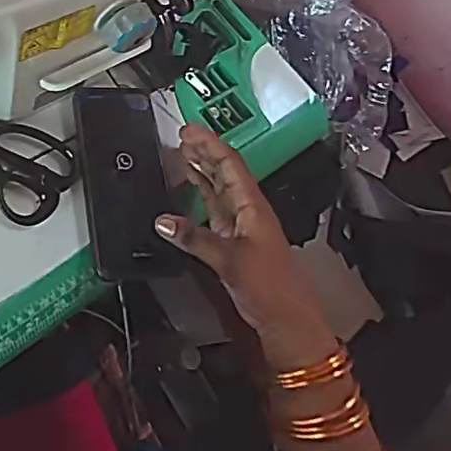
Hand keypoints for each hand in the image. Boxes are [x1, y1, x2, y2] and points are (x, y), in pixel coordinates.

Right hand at [154, 125, 336, 368]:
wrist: (287, 321)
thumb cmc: (270, 287)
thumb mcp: (230, 260)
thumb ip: (195, 238)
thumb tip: (163, 221)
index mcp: (252, 206)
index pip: (229, 164)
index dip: (209, 144)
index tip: (188, 129)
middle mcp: (247, 210)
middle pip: (224, 171)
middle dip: (204, 151)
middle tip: (181, 136)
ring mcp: (240, 225)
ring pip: (218, 188)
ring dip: (201, 170)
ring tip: (182, 154)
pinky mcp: (233, 241)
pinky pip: (213, 208)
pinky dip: (199, 196)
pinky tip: (188, 191)